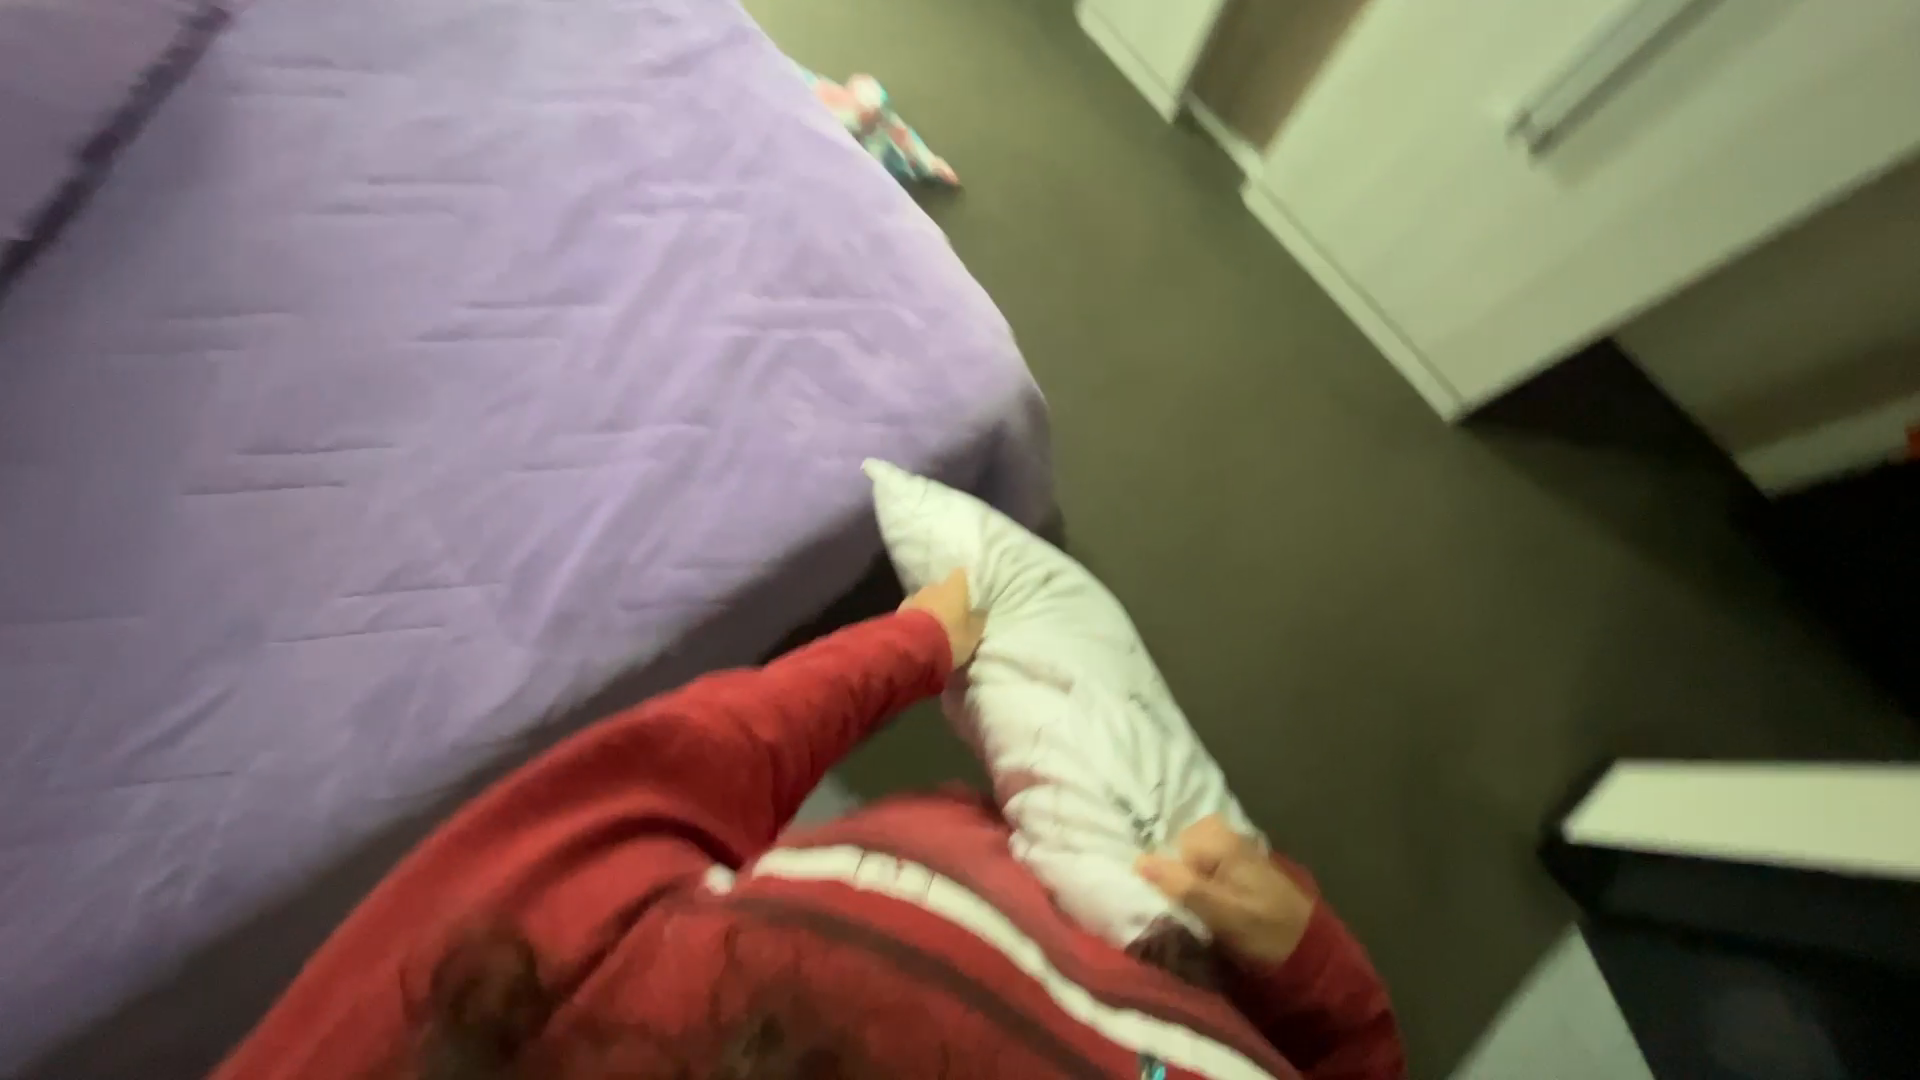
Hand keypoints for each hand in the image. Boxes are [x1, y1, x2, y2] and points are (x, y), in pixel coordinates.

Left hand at [900, 568, 985, 666]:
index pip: (962, 574)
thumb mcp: (973, 634)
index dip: (965, 583)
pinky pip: (914, 611)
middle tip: (953, 615)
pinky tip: (920, 631)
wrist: (912, 648)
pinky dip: (918, 618)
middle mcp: (933, 586)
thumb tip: (981, 611)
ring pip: (926, 599)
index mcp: (955, 587)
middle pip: (942, 588)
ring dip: (930, 609)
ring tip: (935, 626)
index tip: (969, 593)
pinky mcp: (900, 611)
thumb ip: (978, 620)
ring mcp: (915, 597)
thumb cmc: (950, 637)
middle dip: (946, 599)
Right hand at [1136, 815, 1314, 965]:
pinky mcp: (1237, 865)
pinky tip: (1211, 909)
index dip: (1167, 878)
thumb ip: (1182, 886)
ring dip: (1188, 887)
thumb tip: (1137, 861)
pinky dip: (1200, 887)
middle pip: (1177, 851)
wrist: (1312, 951)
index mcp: (1218, 838)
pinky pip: (1202, 868)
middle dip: (1177, 880)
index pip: (1169, 849)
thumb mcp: (1222, 913)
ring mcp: (1232, 848)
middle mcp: (1223, 833)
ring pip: (1188, 861)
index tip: (1177, 906)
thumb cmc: (1267, 930)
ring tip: (1202, 914)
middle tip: (1192, 912)